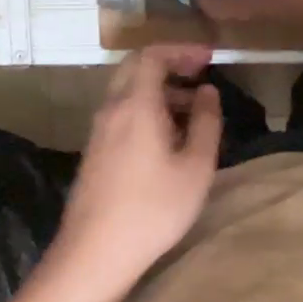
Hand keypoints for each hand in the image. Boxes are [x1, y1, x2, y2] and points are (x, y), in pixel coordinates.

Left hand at [49, 44, 222, 288]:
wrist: (95, 251)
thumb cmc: (153, 209)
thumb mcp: (195, 168)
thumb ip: (206, 124)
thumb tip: (208, 93)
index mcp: (135, 105)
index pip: (152, 55)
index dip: (181, 50)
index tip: (209, 58)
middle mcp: (111, 110)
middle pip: (134, 68)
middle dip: (169, 65)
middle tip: (200, 77)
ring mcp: (97, 132)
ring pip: (126, 93)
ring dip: (158, 92)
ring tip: (192, 113)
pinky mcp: (94, 153)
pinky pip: (120, 115)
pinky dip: (145, 111)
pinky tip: (166, 139)